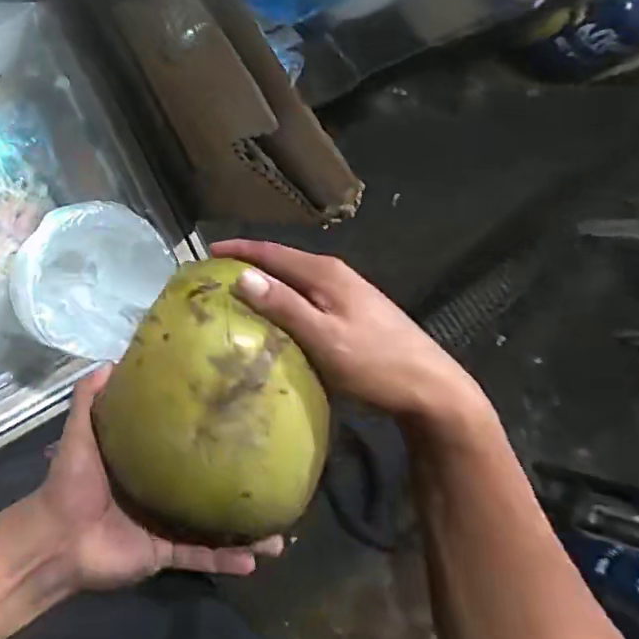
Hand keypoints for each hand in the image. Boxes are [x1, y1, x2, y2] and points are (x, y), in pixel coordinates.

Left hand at [28, 365, 282, 591]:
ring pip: (214, 524)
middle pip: (207, 484)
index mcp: (147, 461)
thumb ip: (89, 398)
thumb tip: (111, 360)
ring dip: (245, 529)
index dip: (208, 433)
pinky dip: (226, 558)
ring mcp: (167, 524)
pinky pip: (201, 555)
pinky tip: (255, 558)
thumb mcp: (79, 433)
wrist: (56, 539)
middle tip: (275, 471)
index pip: (183, 442)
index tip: (239, 417)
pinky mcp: (164, 553)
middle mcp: (163, 490)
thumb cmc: (70, 482)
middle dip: (239, 481)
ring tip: (279, 531)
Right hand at [211, 239, 486, 427]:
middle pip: (284, 262)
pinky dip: (285, 299)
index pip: (273, 252)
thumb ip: (285, 306)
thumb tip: (244, 276)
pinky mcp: (354, 312)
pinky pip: (308, 296)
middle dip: (249, 264)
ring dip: (267, 282)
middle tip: (215, 277)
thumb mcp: (324, 337)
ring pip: (296, 280)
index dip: (240, 250)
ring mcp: (348, 292)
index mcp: (326, 273)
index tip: (206, 253)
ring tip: (238, 295)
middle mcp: (336, 274)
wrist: (432, 388)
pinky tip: (276, 317)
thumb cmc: (375, 363)